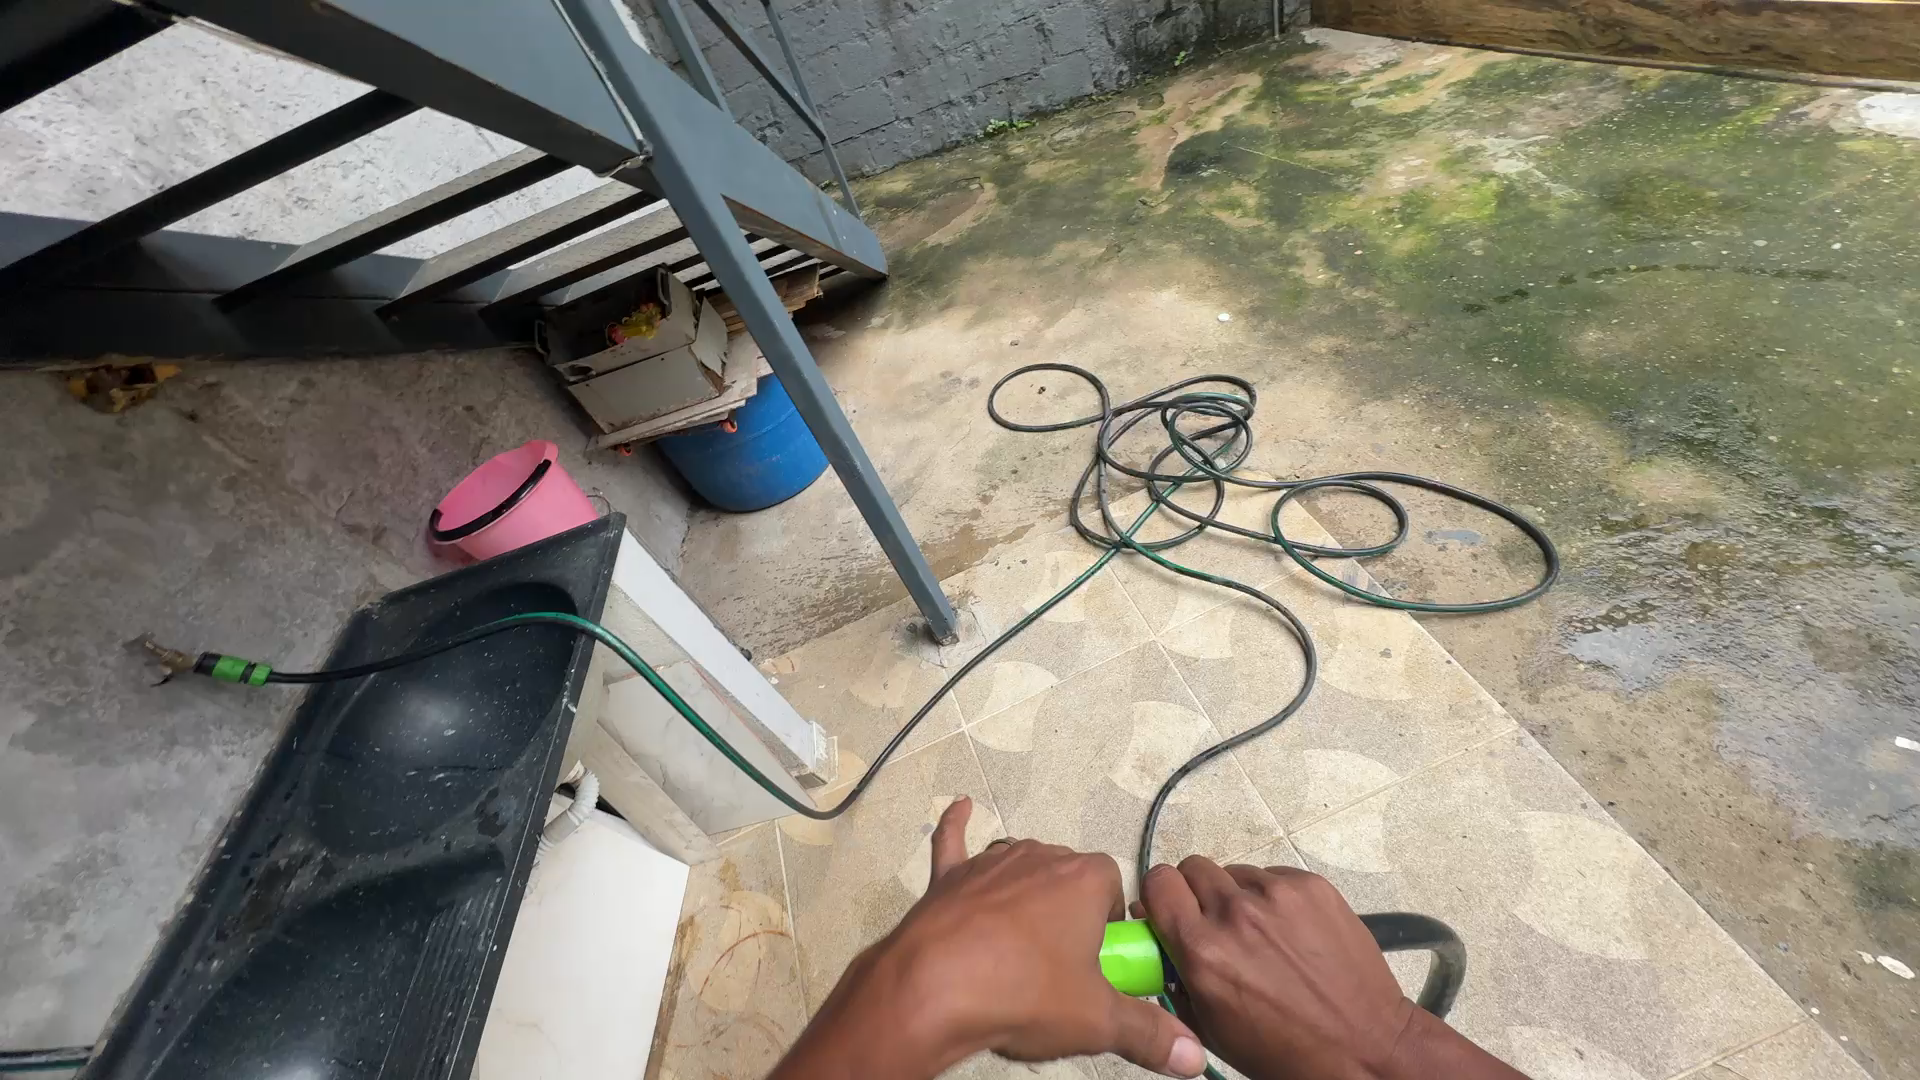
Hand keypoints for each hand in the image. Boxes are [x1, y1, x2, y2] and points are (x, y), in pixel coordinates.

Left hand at [770, 797, 1207, 1079]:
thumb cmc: (1026, 991)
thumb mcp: (1097, 1020)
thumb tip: (1194, 1055)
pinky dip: (958, 825)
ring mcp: (992, 860)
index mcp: (1083, 878)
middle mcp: (1041, 855)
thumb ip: (1149, 1032)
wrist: (938, 983)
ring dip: (1027, 889)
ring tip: (1023, 941)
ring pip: (1021, 863)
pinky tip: (961, 808)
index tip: (1101, 959)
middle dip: (1071, 910)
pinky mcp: (952, 872)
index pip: (1112, 883)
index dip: (1110, 922)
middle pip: (1067, 874)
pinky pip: (956, 839)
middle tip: (1063, 965)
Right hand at [1140, 858, 1525, 1079]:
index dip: (1161, 895)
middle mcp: (1234, 912)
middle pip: (1192, 867)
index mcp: (1202, 949)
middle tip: (1216, 922)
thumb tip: (1152, 927)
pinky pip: (1272, 875)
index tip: (1172, 910)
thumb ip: (1174, 972)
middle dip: (1197, 892)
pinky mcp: (1310, 885)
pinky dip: (1274, 897)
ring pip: (1234, 871)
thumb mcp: (1211, 1027)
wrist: (1370, 1051)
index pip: (1158, 881)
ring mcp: (1275, 894)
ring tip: (1263, 933)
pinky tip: (1292, 931)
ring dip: (1237, 895)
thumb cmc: (1284, 1052)